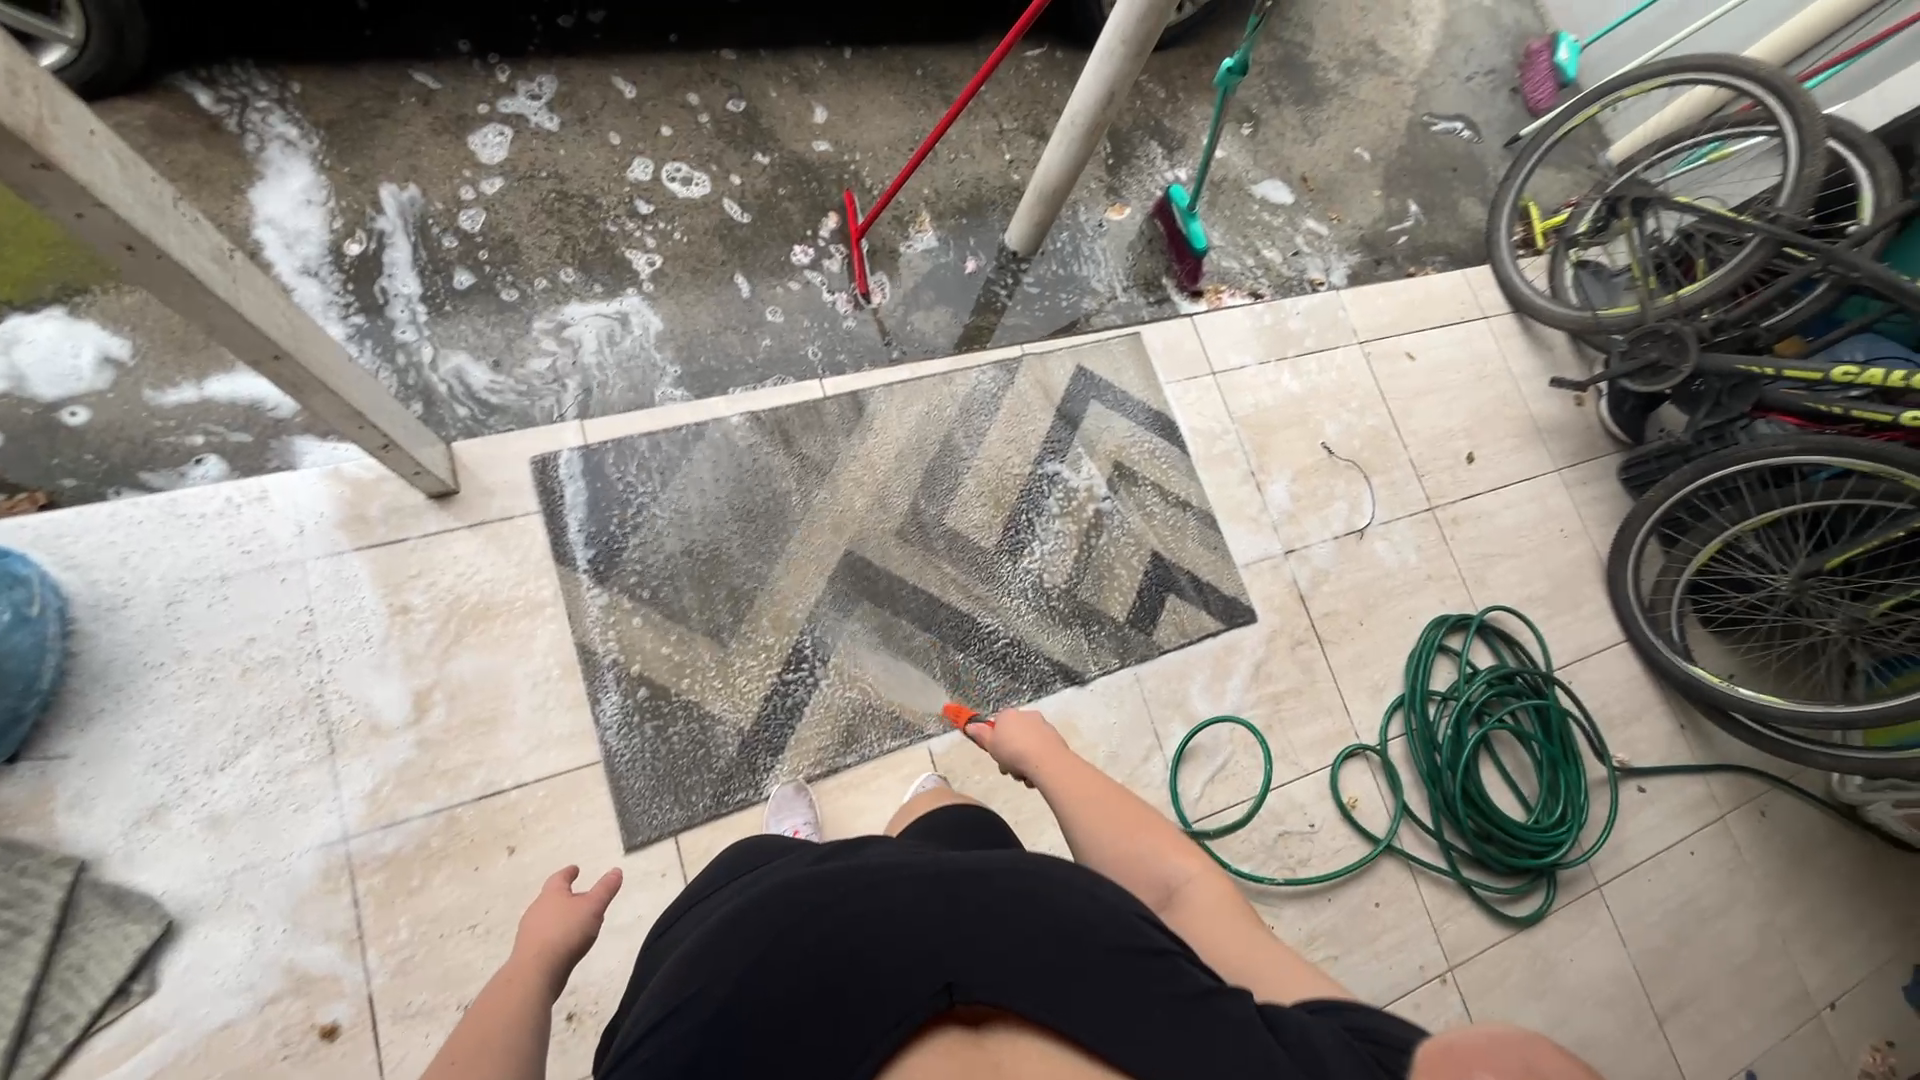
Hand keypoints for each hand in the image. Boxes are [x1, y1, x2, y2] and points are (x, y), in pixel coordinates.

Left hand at [508, 865, 622, 997]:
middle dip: (566, 897)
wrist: (536, 972)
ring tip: (577, 922)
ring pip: (547, 918)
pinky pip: (544, 936)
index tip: (575, 869)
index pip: (559, 878)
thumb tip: (616, 870)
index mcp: (551, 894)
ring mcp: (529, 932)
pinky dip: (555, 935)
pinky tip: (565, 943)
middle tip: (581, 898)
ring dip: (561, 917)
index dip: (569, 873)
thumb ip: (605, 889)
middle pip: (552, 898)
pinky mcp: (528, 952)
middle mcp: (536, 909)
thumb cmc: (566, 932)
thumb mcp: (593, 907)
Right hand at [963, 708, 1071, 785]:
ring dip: (1023, 762)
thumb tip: (970, 725)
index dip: (995, 740)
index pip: (998, 723)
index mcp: (1009, 714)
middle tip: (1009, 769)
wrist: (1046, 761)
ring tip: (1023, 775)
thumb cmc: (1013, 751)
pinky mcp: (1055, 738)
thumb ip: (980, 734)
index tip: (996, 754)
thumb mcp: (990, 745)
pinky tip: (1035, 775)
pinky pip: (1040, 751)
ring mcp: (1043, 726)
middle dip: (1010, 755)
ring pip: (1027, 746)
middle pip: (1013, 736)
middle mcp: (1027, 715)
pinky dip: (1036, 762)